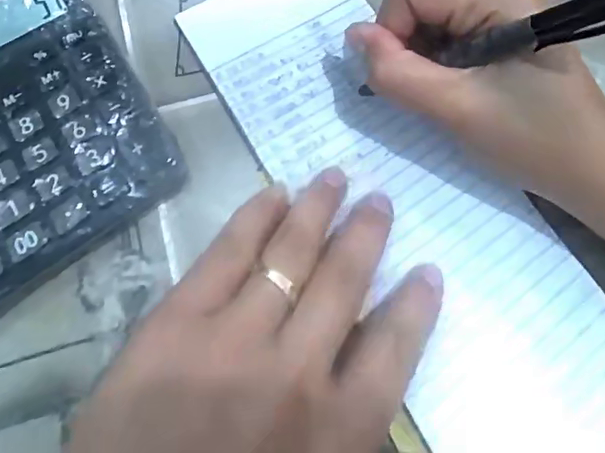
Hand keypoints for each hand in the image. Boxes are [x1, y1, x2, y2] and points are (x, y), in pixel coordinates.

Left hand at [67, 172, 441, 452]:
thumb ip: (342, 422)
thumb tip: (366, 355)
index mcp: (332, 433)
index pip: (392, 351)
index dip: (414, 307)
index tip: (427, 270)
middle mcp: (293, 375)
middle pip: (342, 282)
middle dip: (366, 234)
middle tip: (379, 199)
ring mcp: (233, 341)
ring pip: (290, 254)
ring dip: (318, 209)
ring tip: (336, 177)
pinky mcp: (177, 322)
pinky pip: (227, 253)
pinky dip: (256, 216)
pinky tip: (275, 192)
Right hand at [345, 0, 604, 213]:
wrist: (601, 181)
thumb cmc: (536, 144)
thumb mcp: (458, 110)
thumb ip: (399, 72)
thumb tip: (353, 35)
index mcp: (501, 2)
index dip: (391, 29)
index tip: (398, 78)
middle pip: (424, 2)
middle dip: (407, 45)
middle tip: (420, 94)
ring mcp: (508, 19)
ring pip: (435, 22)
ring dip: (423, 59)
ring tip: (442, 99)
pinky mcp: (509, 41)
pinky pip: (454, 39)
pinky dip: (440, 66)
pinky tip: (455, 96)